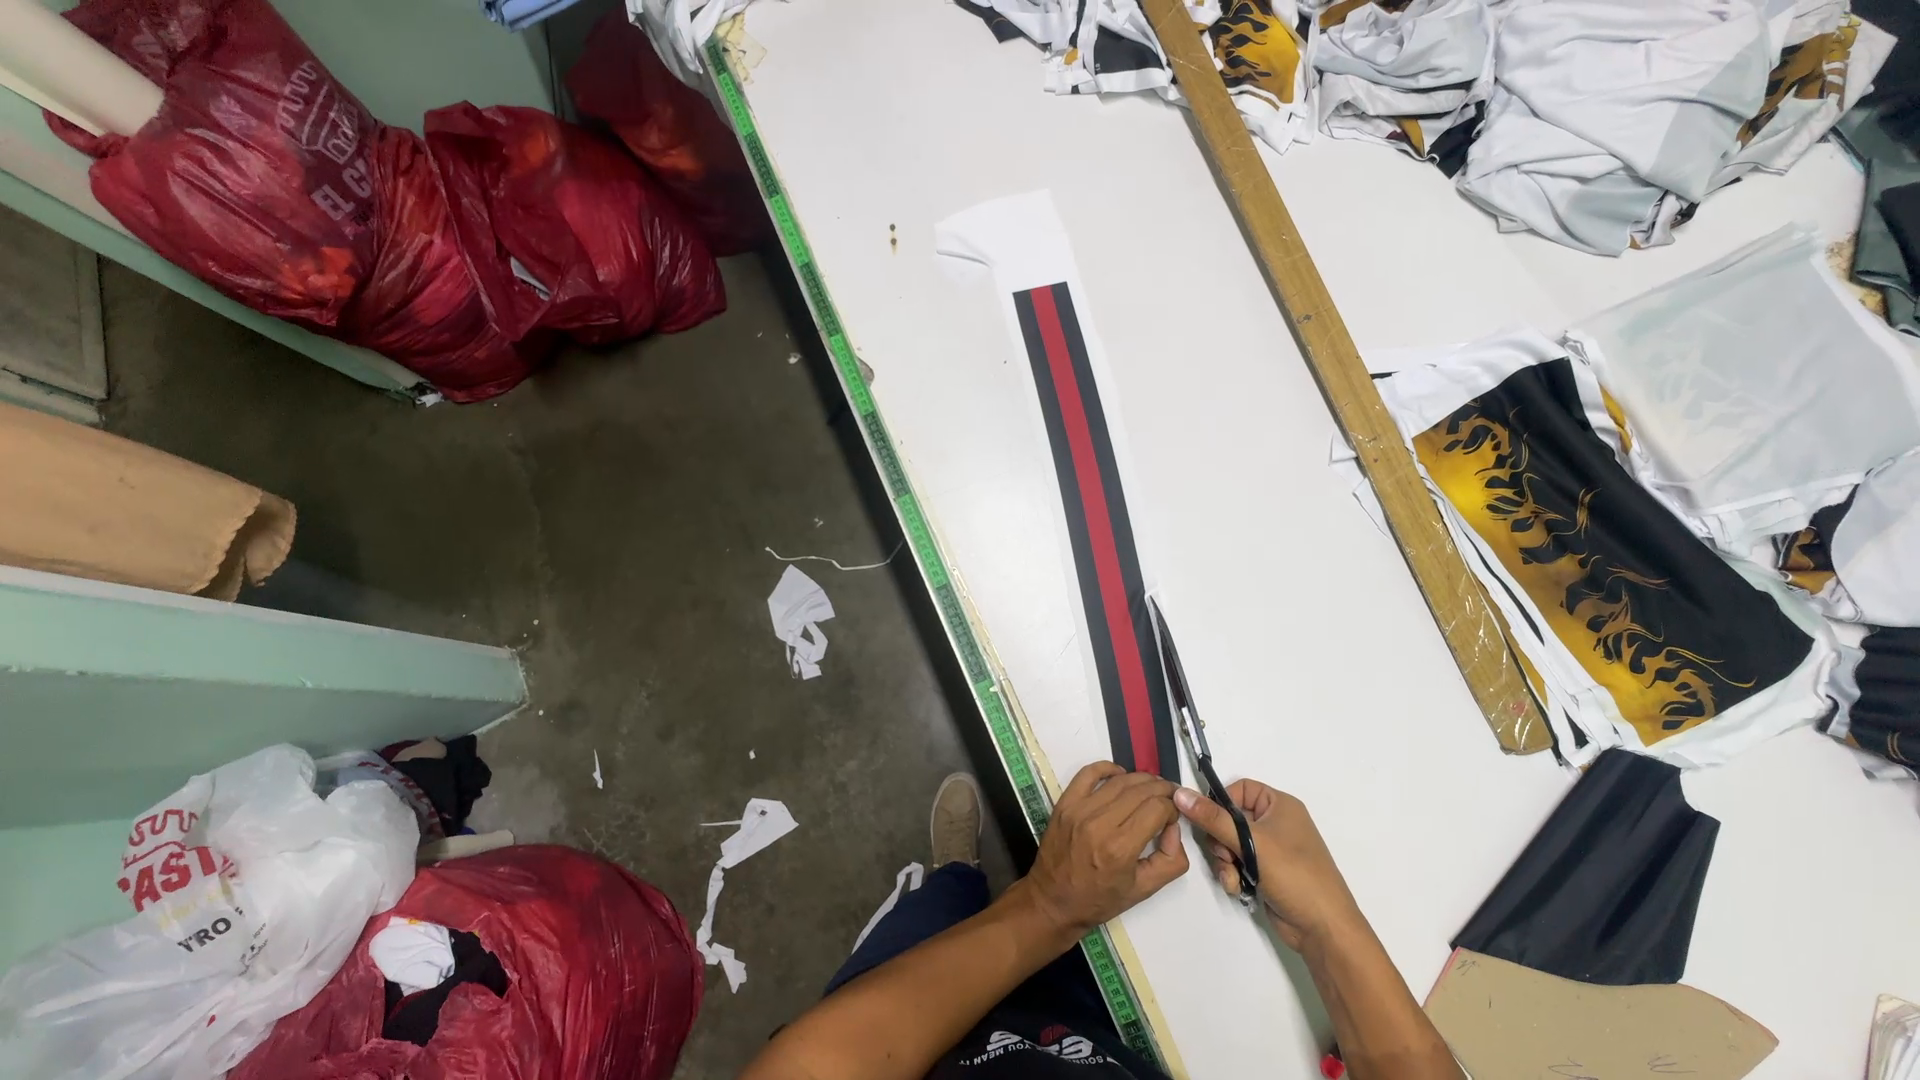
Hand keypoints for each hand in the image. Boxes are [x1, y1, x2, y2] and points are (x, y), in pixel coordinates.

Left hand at [1015, 762, 1187, 938]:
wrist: (1053, 900)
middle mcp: (1099, 824)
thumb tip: (1174, 827)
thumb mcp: (1144, 890)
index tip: (1173, 817)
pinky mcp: (1064, 803)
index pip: (1157, 809)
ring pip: (1119, 781)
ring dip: (1141, 779)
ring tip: (1152, 786)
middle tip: (1170, 796)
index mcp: (1120, 848)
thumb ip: (1171, 860)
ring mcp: (1079, 810)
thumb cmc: (1099, 899)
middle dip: (1162, 790)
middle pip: (1141, 790)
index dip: (1172, 809)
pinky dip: (1107, 768)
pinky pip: (1088, 773)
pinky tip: (1120, 775)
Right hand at [1174, 780, 1360, 950]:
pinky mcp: (1266, 872)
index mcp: (1280, 805)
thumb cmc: (1293, 874)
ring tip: (1233, 877)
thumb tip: (1179, 794)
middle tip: (1225, 855)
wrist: (1323, 928)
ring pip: (1230, 844)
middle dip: (1221, 840)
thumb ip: (1213, 818)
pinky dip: (1234, 874)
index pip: (1239, 789)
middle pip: (1229, 818)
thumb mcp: (1251, 842)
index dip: (1220, 803)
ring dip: (1225, 862)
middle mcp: (1275, 823)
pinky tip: (1238, 888)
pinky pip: (1238, 864)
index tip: (1208, 821)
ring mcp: (1271, 849)